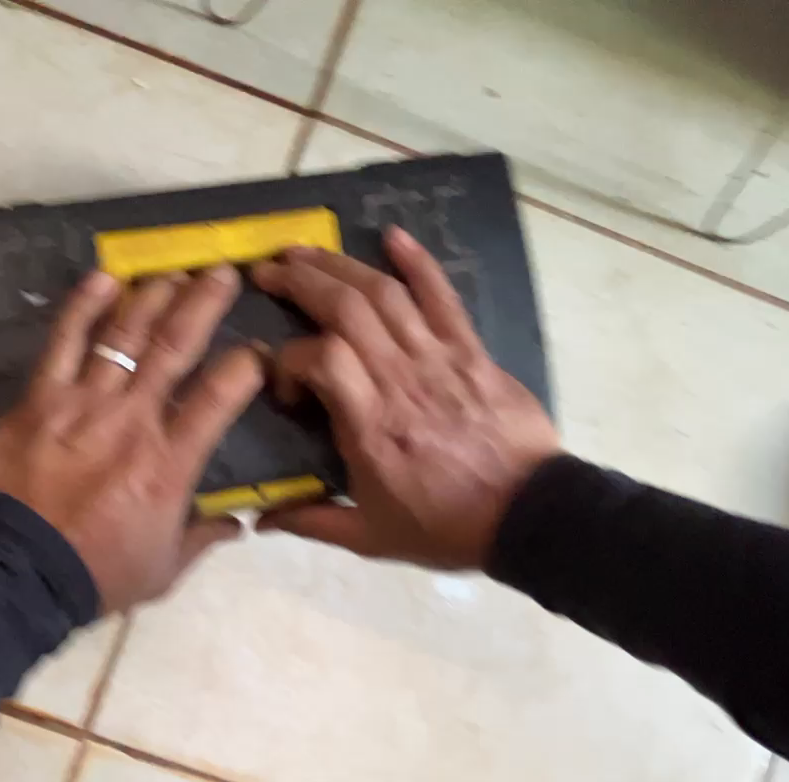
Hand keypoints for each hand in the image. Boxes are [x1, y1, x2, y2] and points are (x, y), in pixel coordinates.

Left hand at [0, 265, 263, 612]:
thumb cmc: (95, 574)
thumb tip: (239, 523)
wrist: (12, 573)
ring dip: (152, 298)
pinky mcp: (38, 399)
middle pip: (174, 348)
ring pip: (123, 335)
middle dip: (203, 304)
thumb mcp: (163, 569)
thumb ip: (203, 538)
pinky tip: (104, 279)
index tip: (259, 351)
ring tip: (173, 272)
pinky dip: (83, 307)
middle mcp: (132, 420)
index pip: (219, 397)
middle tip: (222, 273)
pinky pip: (63, 342)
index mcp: (169, 463)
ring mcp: (82, 403)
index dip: (247, 366)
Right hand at [249, 226, 558, 569]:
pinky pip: (442, 296)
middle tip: (267, 271)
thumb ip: (312, 522)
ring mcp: (438, 359)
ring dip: (340, 265)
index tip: (284, 387)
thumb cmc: (445, 527)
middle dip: (301, 282)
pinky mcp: (470, 351)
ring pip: (385, 294)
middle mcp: (400, 380)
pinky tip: (392, 237)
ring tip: (305, 251)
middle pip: (346, 309)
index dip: (289, 361)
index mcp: (371, 426)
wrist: (529, 516)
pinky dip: (418, 262)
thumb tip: (260, 520)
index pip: (320, 359)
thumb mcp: (370, 537)